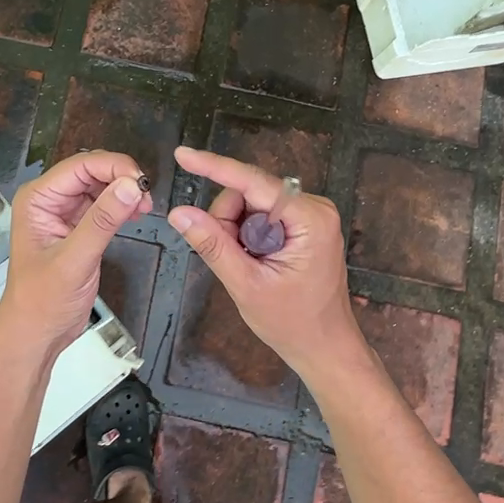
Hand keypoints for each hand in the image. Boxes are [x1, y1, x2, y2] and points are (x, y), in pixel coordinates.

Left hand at [0, 151, 152, 351]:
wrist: (36, 334)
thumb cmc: (41, 302)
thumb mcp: (73, 260)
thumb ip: (101, 221)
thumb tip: (129, 187)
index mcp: (38, 199)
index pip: (80, 166)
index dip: (113, 166)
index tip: (140, 181)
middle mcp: (49, 200)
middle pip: (92, 171)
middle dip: (121, 178)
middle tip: (146, 196)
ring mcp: (64, 214)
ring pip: (101, 186)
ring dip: (124, 192)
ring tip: (144, 207)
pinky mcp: (79, 229)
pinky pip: (104, 206)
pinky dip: (121, 207)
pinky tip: (135, 215)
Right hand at [166, 147, 364, 380]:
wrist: (324, 347)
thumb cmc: (292, 323)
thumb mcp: (245, 284)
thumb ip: (212, 245)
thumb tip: (179, 213)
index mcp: (309, 218)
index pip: (252, 182)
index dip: (214, 167)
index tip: (183, 155)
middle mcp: (313, 206)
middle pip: (247, 193)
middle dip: (228, 222)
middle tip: (233, 259)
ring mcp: (309, 214)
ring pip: (249, 204)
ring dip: (236, 232)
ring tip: (248, 266)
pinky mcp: (303, 224)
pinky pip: (260, 215)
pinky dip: (247, 236)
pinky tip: (255, 261)